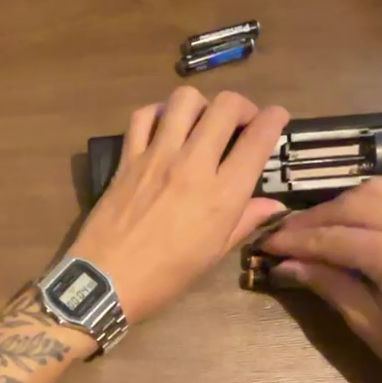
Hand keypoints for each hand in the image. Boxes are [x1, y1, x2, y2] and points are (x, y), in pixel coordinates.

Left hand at [68, 87, 289, 323]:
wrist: (106, 282)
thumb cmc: (165, 277)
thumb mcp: (212, 255)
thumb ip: (244, 222)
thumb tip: (272, 204)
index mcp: (223, 194)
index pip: (259, 138)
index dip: (274, 120)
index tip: (276, 119)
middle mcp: (193, 165)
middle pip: (226, 107)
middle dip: (242, 107)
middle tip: (238, 124)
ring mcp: (157, 157)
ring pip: (185, 100)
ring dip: (200, 105)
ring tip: (200, 123)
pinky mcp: (127, 159)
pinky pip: (143, 116)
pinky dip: (157, 114)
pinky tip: (163, 129)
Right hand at [257, 178, 381, 382]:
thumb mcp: (370, 325)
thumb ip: (329, 286)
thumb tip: (285, 265)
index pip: (335, 238)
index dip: (295, 241)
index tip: (264, 245)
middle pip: (354, 203)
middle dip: (312, 218)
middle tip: (282, 237)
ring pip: (376, 193)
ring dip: (338, 207)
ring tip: (311, 231)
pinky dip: (364, 208)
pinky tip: (345, 228)